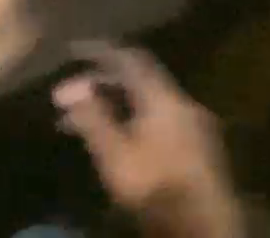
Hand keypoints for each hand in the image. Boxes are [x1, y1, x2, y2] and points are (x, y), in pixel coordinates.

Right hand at [54, 43, 239, 237]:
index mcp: (164, 97)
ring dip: (110, 108)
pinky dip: (129, 121)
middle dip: (97, 87)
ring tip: (78, 124)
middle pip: (135, 82)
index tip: (73, 51)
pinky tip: (111, 139)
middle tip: (66, 99)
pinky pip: (156, 121)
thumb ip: (92, 116)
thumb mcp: (114, 152)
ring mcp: (194, 129)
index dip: (99, 51)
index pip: (129, 58)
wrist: (203, 232)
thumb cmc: (155, 186)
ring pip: (143, 104)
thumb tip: (71, 89)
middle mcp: (183, 105)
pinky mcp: (196, 152)